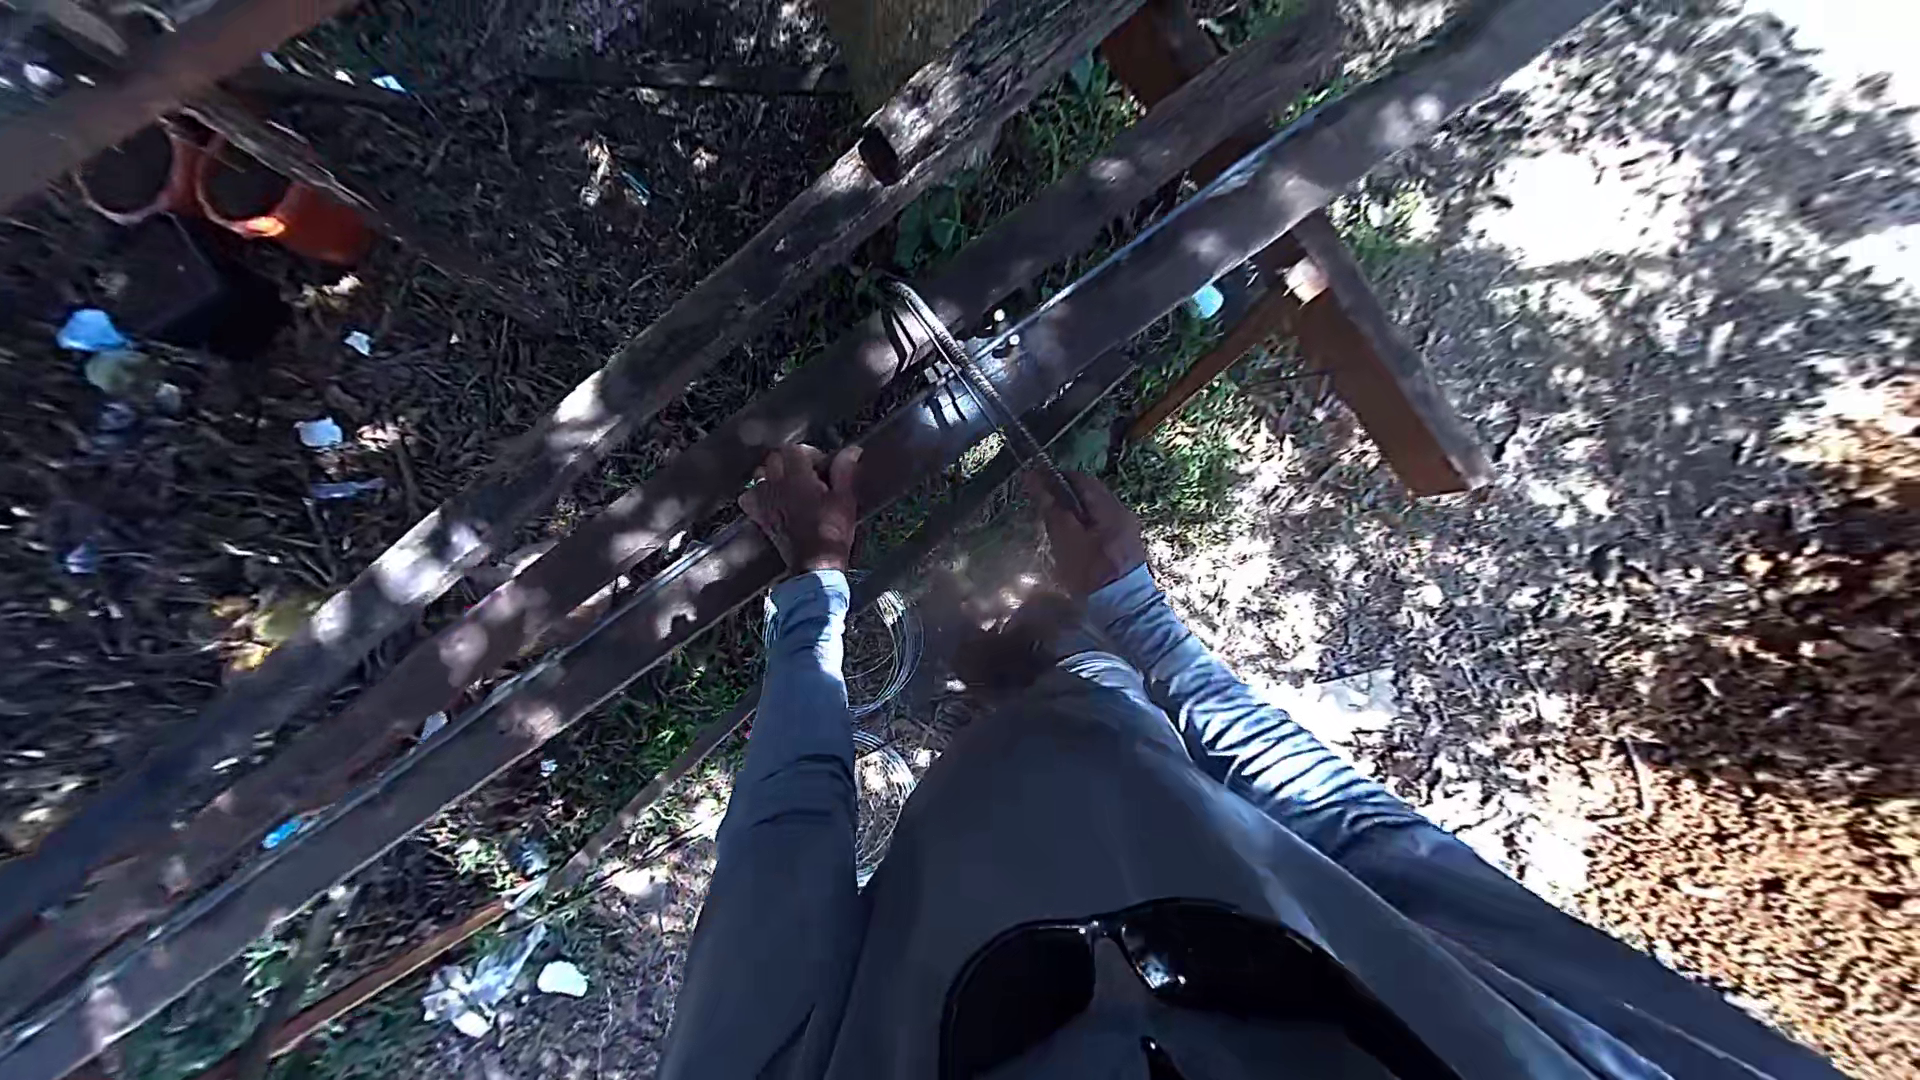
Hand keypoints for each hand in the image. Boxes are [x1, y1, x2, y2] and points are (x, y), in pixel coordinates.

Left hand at [740, 443, 862, 573]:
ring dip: (773, 474)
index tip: (822, 467)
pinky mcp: (760, 517)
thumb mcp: (845, 500)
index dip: (810, 454)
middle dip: (791, 461)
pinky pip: (749, 497)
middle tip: (808, 474)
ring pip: (760, 475)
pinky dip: (757, 494)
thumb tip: (851, 450)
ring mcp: (765, 502)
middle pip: (774, 459)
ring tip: (790, 485)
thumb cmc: (833, 533)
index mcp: (797, 478)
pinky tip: (772, 499)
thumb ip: (844, 471)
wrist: (816, 565)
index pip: (794, 449)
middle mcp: (776, 486)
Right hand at [1023, 470, 1146, 595]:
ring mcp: (1128, 531)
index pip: (1081, 479)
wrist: (1123, 609)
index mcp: (1110, 508)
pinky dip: (1085, 526)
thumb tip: (1037, 482)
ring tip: (1055, 523)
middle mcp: (1123, 513)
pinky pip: (1102, 526)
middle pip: (1090, 494)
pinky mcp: (1127, 547)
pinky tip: (1074, 541)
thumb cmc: (1092, 573)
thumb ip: (1053, 510)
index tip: (1035, 482)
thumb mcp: (1066, 540)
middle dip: (1065, 495)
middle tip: (1043, 503)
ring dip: (1075, 512)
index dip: (1056, 477)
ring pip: (1096, 511)